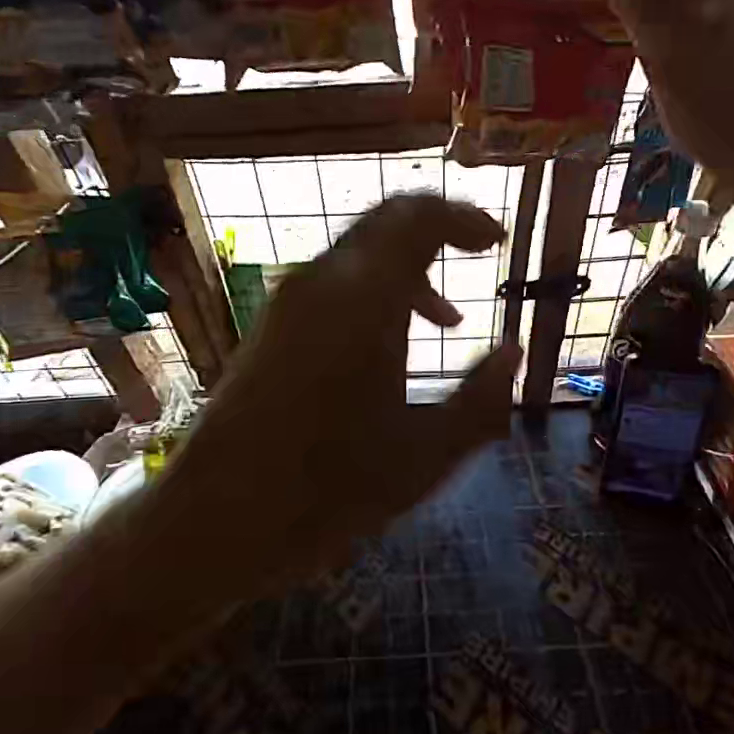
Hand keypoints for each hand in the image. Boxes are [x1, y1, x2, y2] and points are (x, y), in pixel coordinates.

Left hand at [136, 195, 521, 595]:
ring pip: (358, 253)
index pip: (417, 216)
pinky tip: (391, 343)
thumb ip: (481, 398)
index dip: (462, 217)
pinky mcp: (272, 326)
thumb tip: (515, 353)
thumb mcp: (427, 454)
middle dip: (437, 232)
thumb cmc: (330, 490)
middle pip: (386, 222)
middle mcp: (322, 282)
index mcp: (365, 299)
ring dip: (407, 267)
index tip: (496, 241)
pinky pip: (333, 282)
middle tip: (477, 256)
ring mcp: (289, 302)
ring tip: (446, 319)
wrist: (219, 517)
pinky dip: (374, 291)